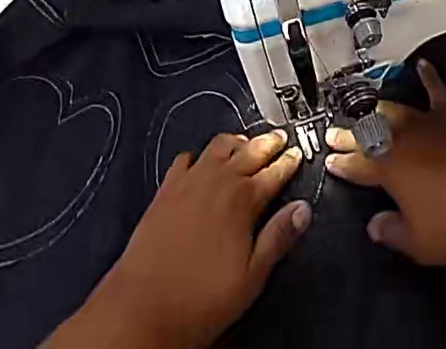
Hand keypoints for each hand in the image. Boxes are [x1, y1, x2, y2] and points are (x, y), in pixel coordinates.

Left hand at [45, 131, 307, 348]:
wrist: (143, 307)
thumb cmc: (200, 300)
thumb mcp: (251, 277)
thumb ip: (278, 238)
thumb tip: (302, 210)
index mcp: (243, 201)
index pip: (274, 173)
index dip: (289, 162)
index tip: (298, 154)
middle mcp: (218, 182)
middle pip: (250, 151)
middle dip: (269, 143)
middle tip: (281, 138)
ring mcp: (190, 181)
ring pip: (219, 146)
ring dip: (237, 141)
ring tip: (247, 141)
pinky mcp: (167, 189)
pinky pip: (186, 158)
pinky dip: (200, 154)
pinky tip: (202, 159)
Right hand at [325, 60, 445, 267]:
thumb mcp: (421, 243)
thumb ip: (393, 231)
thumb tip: (376, 226)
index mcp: (390, 168)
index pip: (358, 164)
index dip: (342, 163)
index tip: (330, 160)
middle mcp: (405, 139)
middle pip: (370, 133)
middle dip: (350, 134)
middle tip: (334, 133)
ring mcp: (431, 123)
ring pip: (396, 111)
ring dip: (377, 110)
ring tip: (364, 109)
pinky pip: (438, 91)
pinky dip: (429, 77)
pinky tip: (423, 65)